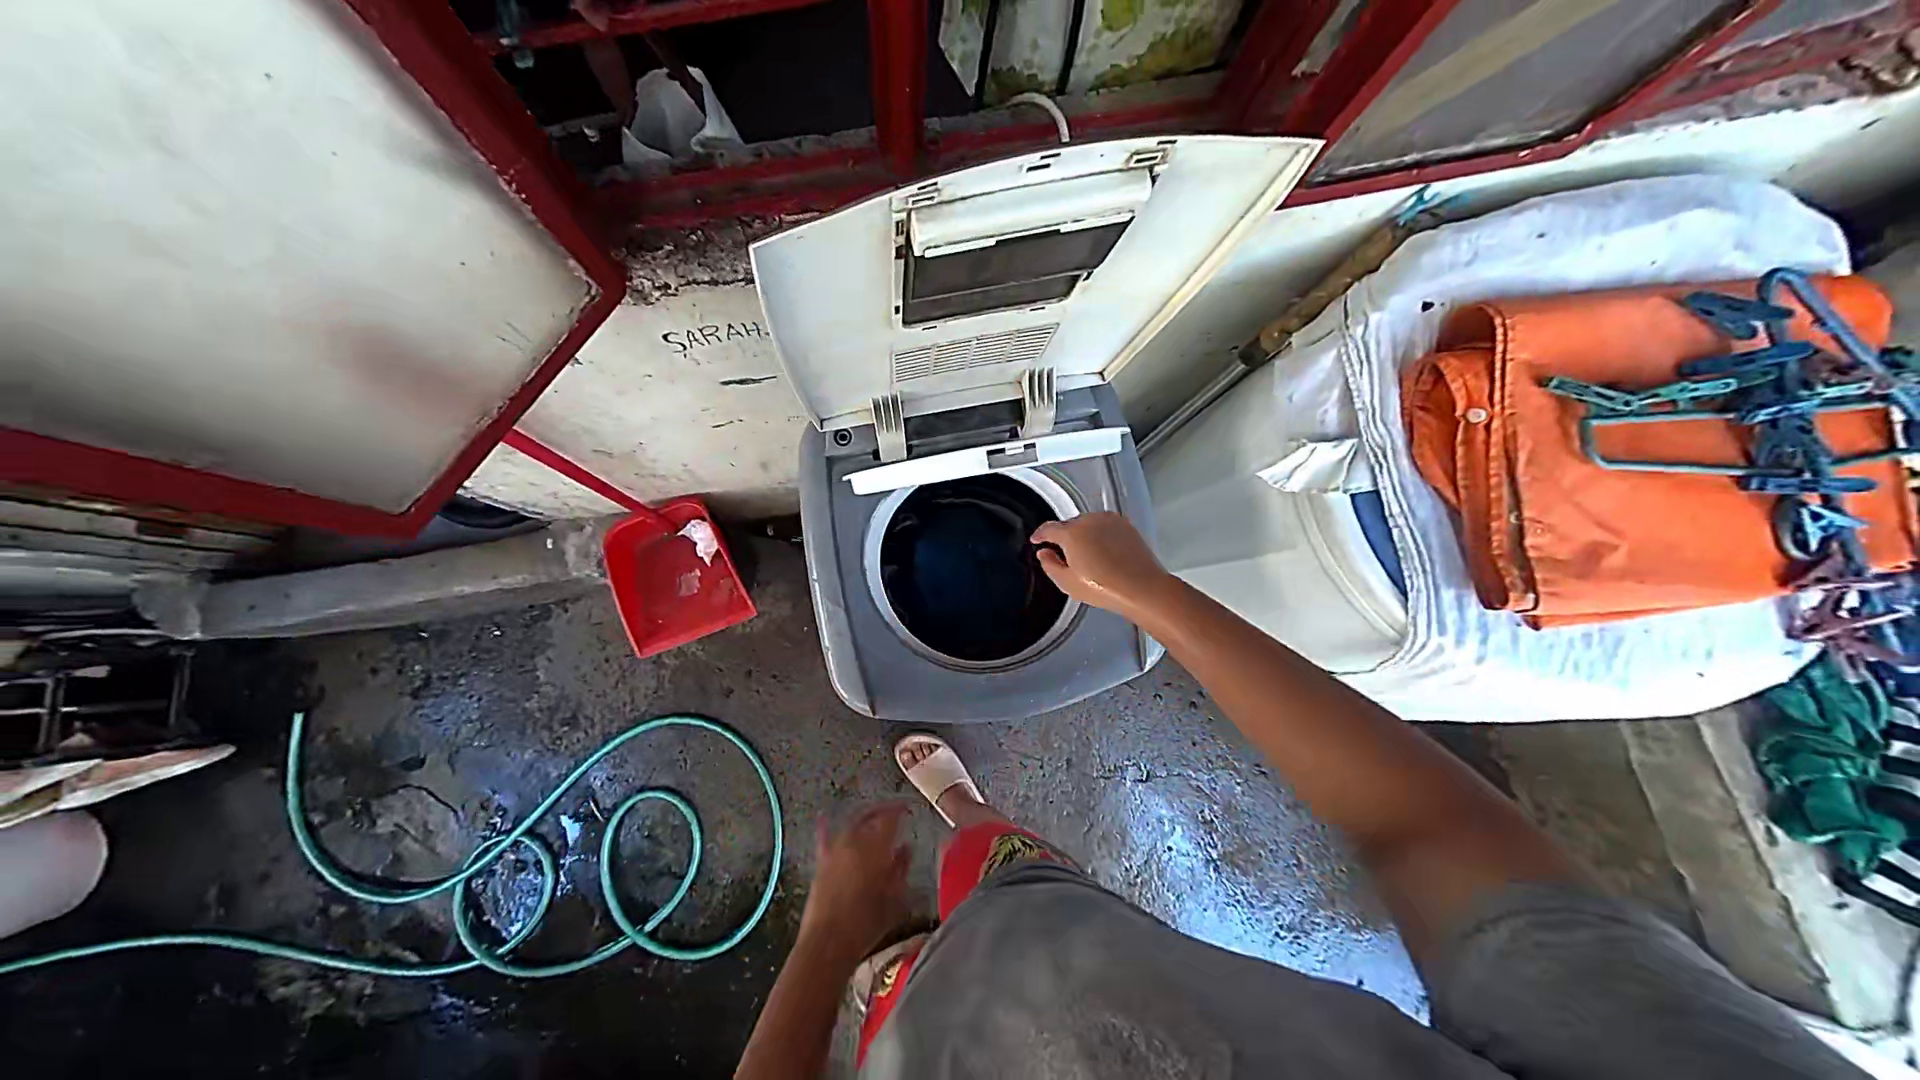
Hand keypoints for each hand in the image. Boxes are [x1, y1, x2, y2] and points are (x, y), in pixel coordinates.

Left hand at [798, 803, 911, 962]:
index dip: (900, 810)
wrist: (828, 943)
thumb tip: (906, 848)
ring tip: (874, 822)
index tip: (908, 809)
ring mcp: (835, 850)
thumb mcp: (895, 898)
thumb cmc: (867, 923)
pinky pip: (824, 838)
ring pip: (851, 825)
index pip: (890, 818)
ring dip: (864, 821)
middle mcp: (854, 841)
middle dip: (883, 811)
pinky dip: (825, 826)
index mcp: (876, 848)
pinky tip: (823, 816)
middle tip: (895, 812)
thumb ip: (901, 869)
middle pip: (870, 817)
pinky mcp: (821, 863)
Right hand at [1031, 513, 1182, 624]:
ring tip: (1088, 558)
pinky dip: (1101, 535)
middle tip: (1066, 557)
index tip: (1037, 538)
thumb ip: (1049, 564)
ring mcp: (1110, 521)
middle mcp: (1090, 521)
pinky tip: (1104, 554)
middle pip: (1069, 525)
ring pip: (1088, 524)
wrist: (1142, 588)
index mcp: (1071, 533)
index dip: (1040, 534)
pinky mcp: (1125, 526)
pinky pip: (1105, 526)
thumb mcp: (1067, 583)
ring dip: (1083, 535)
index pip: (1048, 528)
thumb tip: (1044, 554)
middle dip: (1065, 538)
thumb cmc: (1108, 587)